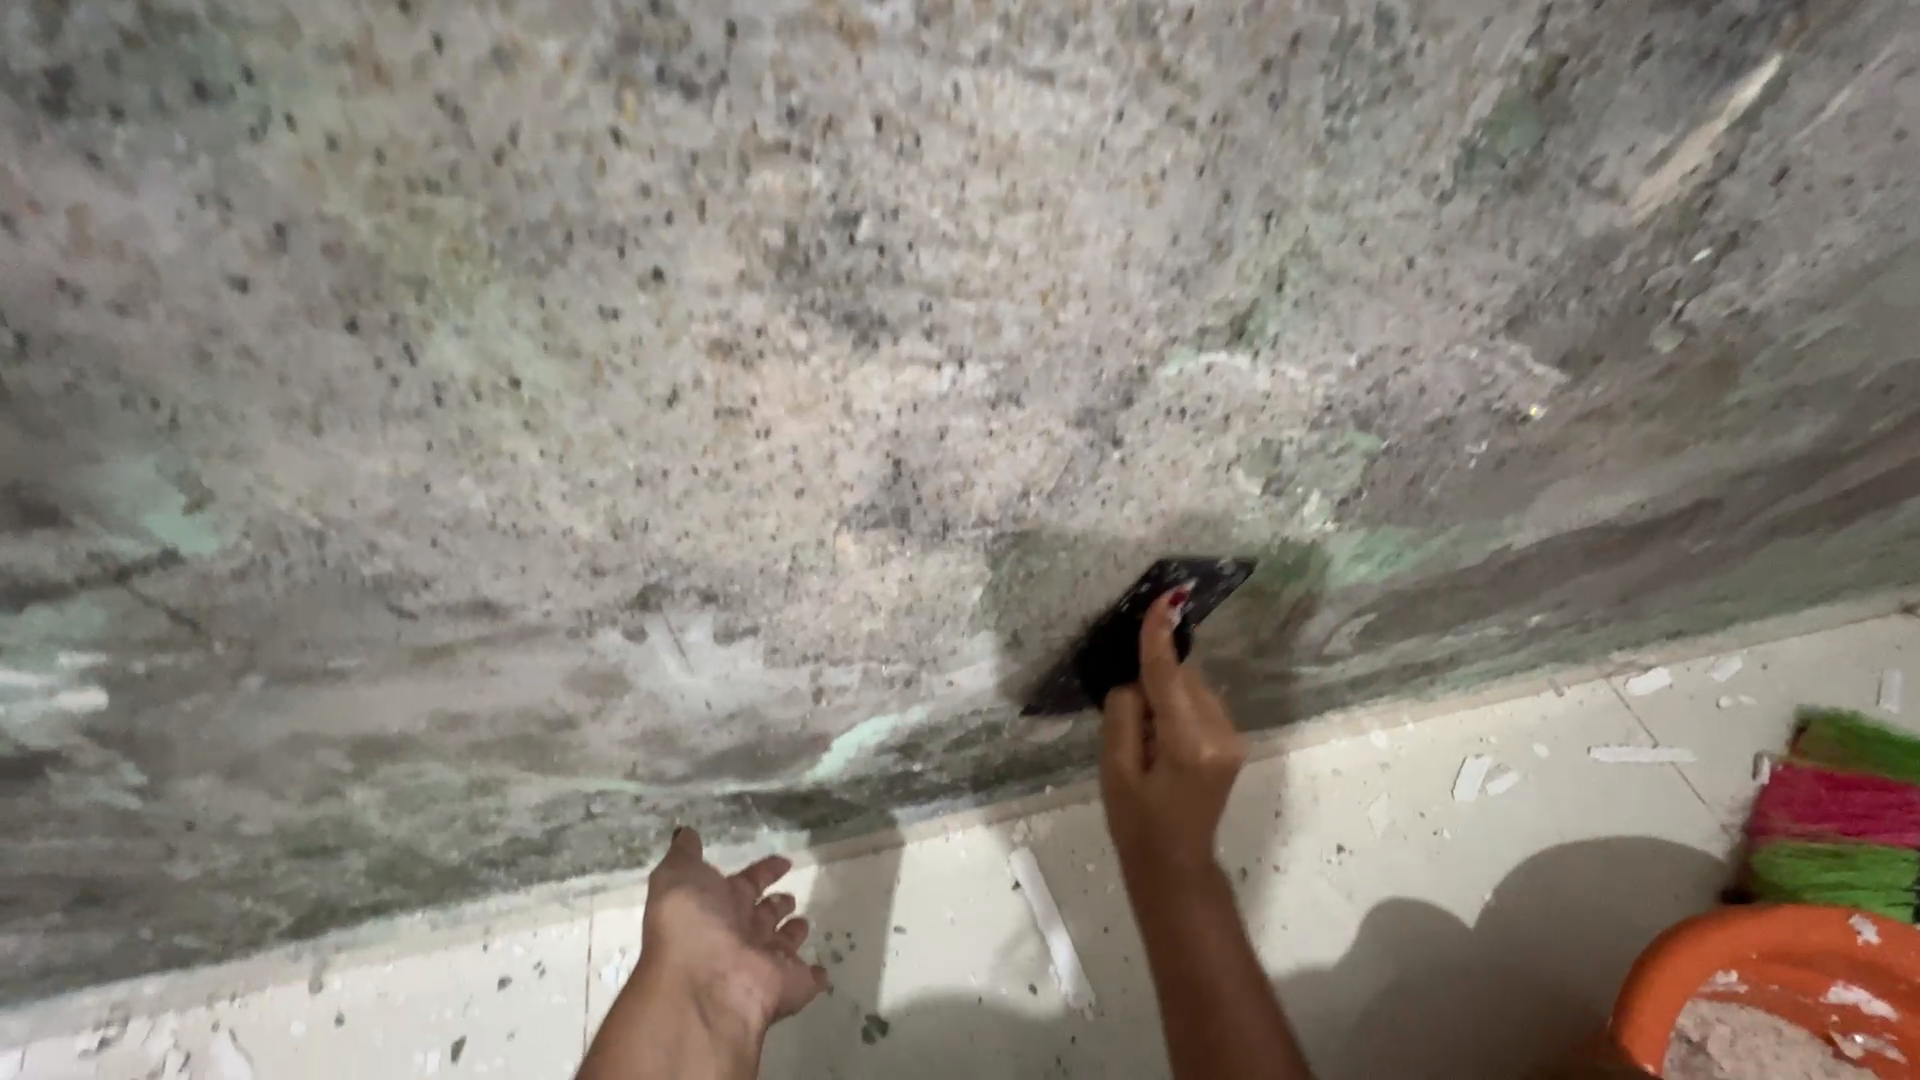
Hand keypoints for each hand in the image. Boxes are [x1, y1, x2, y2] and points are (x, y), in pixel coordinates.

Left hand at [638, 827, 829, 1032]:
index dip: (762, 872)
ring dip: (791, 935)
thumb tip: (685, 833)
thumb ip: (684, 855)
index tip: (782, 861)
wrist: (705, 986)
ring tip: (803, 924)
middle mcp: (739, 936)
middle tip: (789, 897)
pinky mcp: (790, 984)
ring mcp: (765, 963)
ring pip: (782, 946)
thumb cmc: (692, 925)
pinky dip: (814, 976)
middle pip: (762, 916)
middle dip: (775, 905)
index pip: (744, 884)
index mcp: (717, 908)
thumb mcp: (678, 877)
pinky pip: (806, 979)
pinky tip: (822, 971)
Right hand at [1100, 587, 1247, 884]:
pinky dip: (1177, 707)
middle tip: (1131, 723)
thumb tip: (1138, 680)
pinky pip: (1199, 703)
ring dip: (1165, 695)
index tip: (1165, 597)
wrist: (1175, 864)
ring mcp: (1234, 738)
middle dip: (1154, 680)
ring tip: (1146, 740)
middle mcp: (1221, 735)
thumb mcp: (1113, 769)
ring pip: (1192, 687)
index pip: (1169, 677)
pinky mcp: (1234, 741)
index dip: (1160, 636)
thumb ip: (1124, 714)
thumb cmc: (1136, 823)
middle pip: (1183, 677)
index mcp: (1188, 745)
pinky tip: (1162, 740)